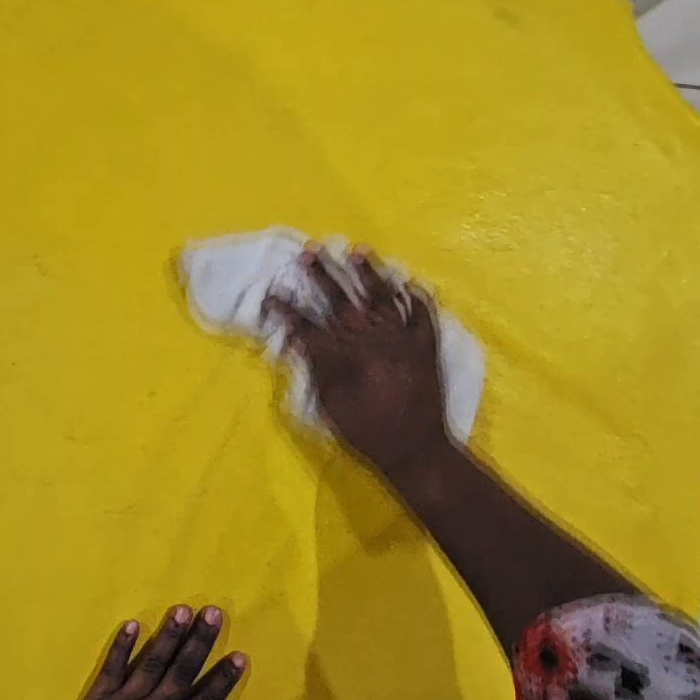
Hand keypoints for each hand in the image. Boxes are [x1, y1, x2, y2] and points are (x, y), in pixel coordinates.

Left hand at [47, 605, 247, 699]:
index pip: (207, 699)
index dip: (223, 677)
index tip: (239, 654)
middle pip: (182, 670)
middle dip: (199, 640)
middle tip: (212, 612)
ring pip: (152, 661)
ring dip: (168, 635)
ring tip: (181, 609)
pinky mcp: (99, 699)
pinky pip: (113, 667)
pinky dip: (122, 645)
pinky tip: (133, 624)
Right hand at [265, 246, 457, 478]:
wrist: (416, 449)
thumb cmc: (367, 431)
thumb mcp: (331, 404)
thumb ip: (317, 366)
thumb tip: (299, 338)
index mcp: (346, 353)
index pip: (310, 323)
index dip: (289, 307)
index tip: (272, 292)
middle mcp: (374, 338)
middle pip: (344, 300)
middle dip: (324, 274)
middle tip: (310, 251)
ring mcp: (404, 338)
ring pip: (384, 297)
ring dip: (369, 273)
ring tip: (358, 250)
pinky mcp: (427, 346)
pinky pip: (423, 314)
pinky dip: (416, 297)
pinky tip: (408, 282)